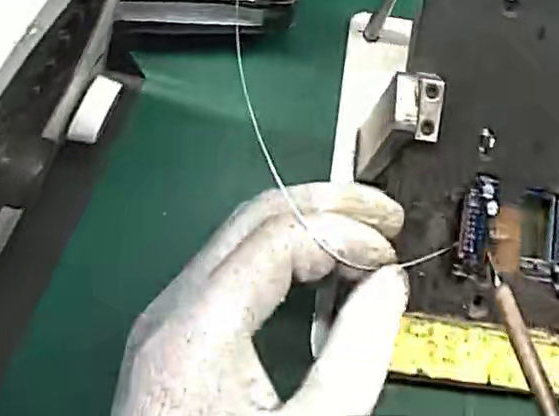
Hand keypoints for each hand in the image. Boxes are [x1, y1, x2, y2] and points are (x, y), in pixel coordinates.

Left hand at [115, 183, 409, 415]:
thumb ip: (355, 354)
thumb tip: (389, 282)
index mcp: (195, 328)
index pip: (281, 235)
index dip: (345, 234)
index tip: (389, 259)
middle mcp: (173, 309)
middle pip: (260, 214)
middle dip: (331, 205)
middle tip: (388, 216)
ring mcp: (169, 324)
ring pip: (248, 234)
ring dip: (313, 225)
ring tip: (366, 237)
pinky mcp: (177, 344)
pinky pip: (240, 269)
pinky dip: (291, 256)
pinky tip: (326, 272)